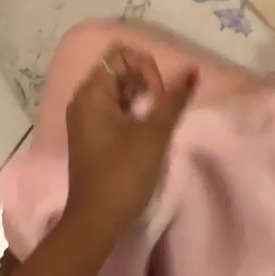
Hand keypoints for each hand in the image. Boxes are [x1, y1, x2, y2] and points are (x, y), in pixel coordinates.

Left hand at [60, 47, 195, 240]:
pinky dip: (132, 114)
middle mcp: (82, 100)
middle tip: (160, 111)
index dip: (146, 68)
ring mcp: (84, 119)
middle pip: (118, 70)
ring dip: (142, 100)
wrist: (97, 220)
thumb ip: (173, 99)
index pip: (120, 55)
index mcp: (91, 93)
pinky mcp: (91, 135)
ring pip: (118, 91)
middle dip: (146, 83)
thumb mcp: (154, 135)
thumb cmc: (124, 174)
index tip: (158, 97)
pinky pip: (113, 110)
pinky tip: (145, 135)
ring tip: (155, 124)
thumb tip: (192, 70)